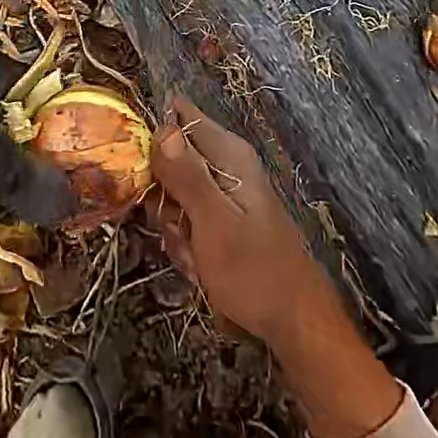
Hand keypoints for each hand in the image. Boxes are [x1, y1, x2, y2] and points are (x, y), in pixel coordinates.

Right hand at [149, 95, 400, 437]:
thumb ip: (187, 175)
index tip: (144, 173)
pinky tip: (199, 266)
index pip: (177, 117)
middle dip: (163, 197)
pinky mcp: (220, 218)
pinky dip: (185, 243)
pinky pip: (185, 219)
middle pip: (170, 160)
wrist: (293, 320)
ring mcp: (223, 191)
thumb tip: (162, 126)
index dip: (153, 139)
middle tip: (178, 229)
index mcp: (229, 152)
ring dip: (174, 227)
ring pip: (173, 194)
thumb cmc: (254, 271)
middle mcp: (226, 163)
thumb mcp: (213, 223)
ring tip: (194, 254)